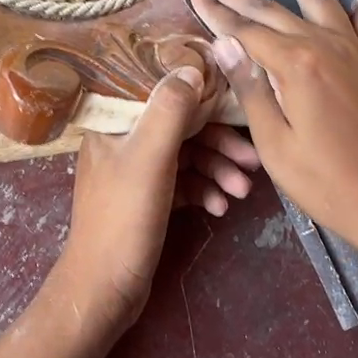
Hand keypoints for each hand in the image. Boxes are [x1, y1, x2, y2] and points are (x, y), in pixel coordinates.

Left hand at [59, 67, 260, 331]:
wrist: (104, 291)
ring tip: (242, 192)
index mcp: (114, 120)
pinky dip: (204, 189)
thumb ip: (171, 110)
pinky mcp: (148, 197)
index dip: (198, 89)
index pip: (160, 88)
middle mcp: (123, 138)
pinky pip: (183, 181)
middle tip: (253, 160)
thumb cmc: (123, 218)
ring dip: (218, 169)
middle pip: (181, 124)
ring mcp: (136, 168)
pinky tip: (220, 208)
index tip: (232, 96)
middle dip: (219, 142)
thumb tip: (193, 67)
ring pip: (187, 154)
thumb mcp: (150, 157)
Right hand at [188, 0, 357, 256]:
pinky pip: (353, 15)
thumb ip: (250, 87)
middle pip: (270, 6)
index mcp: (295, 64)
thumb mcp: (274, 144)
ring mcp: (352, 47)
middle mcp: (324, 43)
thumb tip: (224, 41)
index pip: (244, 29)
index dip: (214, 9)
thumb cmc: (326, 182)